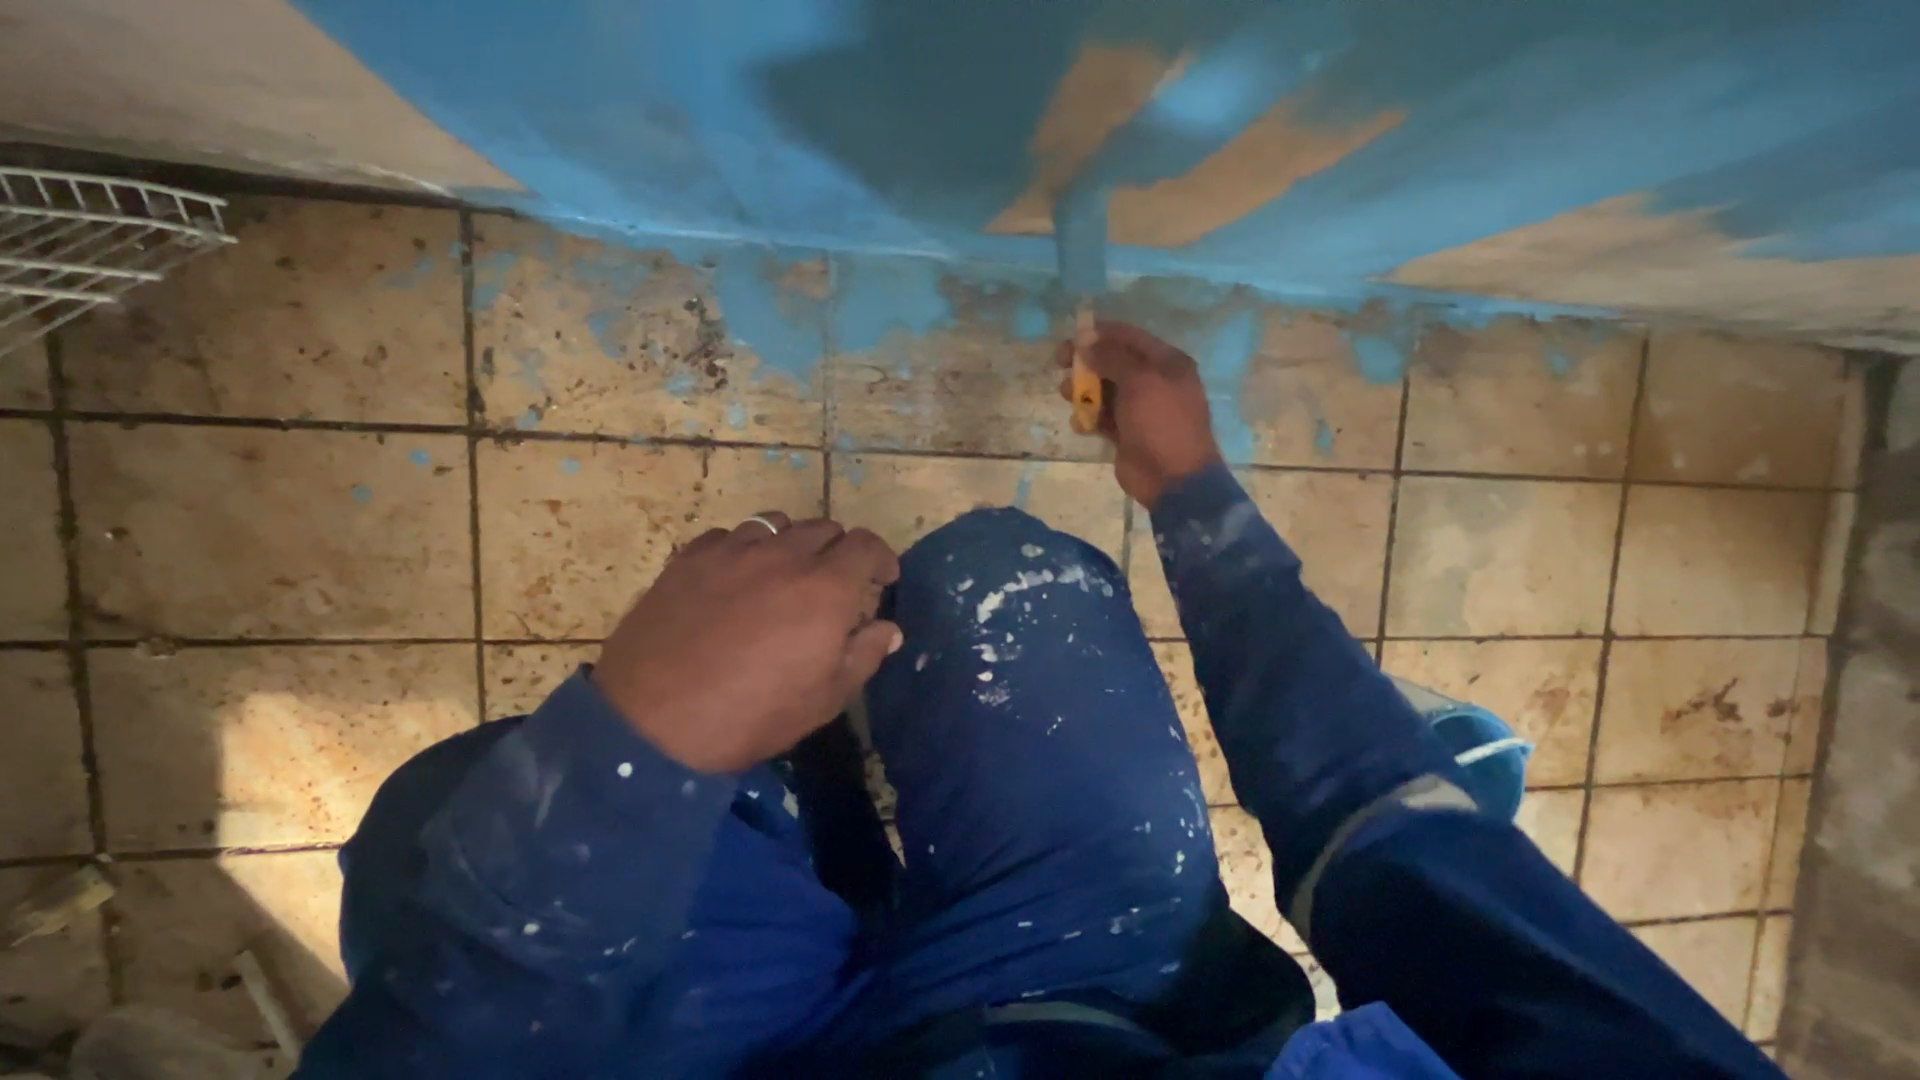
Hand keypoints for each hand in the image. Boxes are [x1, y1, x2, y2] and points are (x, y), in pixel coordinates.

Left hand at [592, 513, 901, 772]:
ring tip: (785, 572)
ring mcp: (732, 552)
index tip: (882, 578)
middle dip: (839, 551)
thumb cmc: (752, 715)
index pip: (866, 545)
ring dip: (792, 542)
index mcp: (826, 588)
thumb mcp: (824, 699)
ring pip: (776, 523)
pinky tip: (736, 577)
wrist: (653, 723)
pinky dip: (744, 548)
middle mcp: (783, 555)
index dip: (881, 558)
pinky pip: (728, 535)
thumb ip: (863, 655)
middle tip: (834, 583)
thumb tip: (887, 628)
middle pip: (824, 528)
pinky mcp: (689, 559)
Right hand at [1058, 321, 1222, 507]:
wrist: (1174, 478)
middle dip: (1087, 361)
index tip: (1073, 334)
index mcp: (1167, 363)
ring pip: (1105, 390)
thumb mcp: (1140, 381)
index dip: (1101, 332)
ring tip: (1065, 394)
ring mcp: (1140, 409)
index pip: (1130, 337)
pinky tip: (1080, 424)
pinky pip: (1103, 418)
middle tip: (1060, 362)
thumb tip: (1086, 343)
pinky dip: (1089, 417)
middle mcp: (1155, 381)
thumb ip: (1112, 358)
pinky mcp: (1127, 433)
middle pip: (1114, 362)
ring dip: (1083, 390)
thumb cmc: (1161, 422)